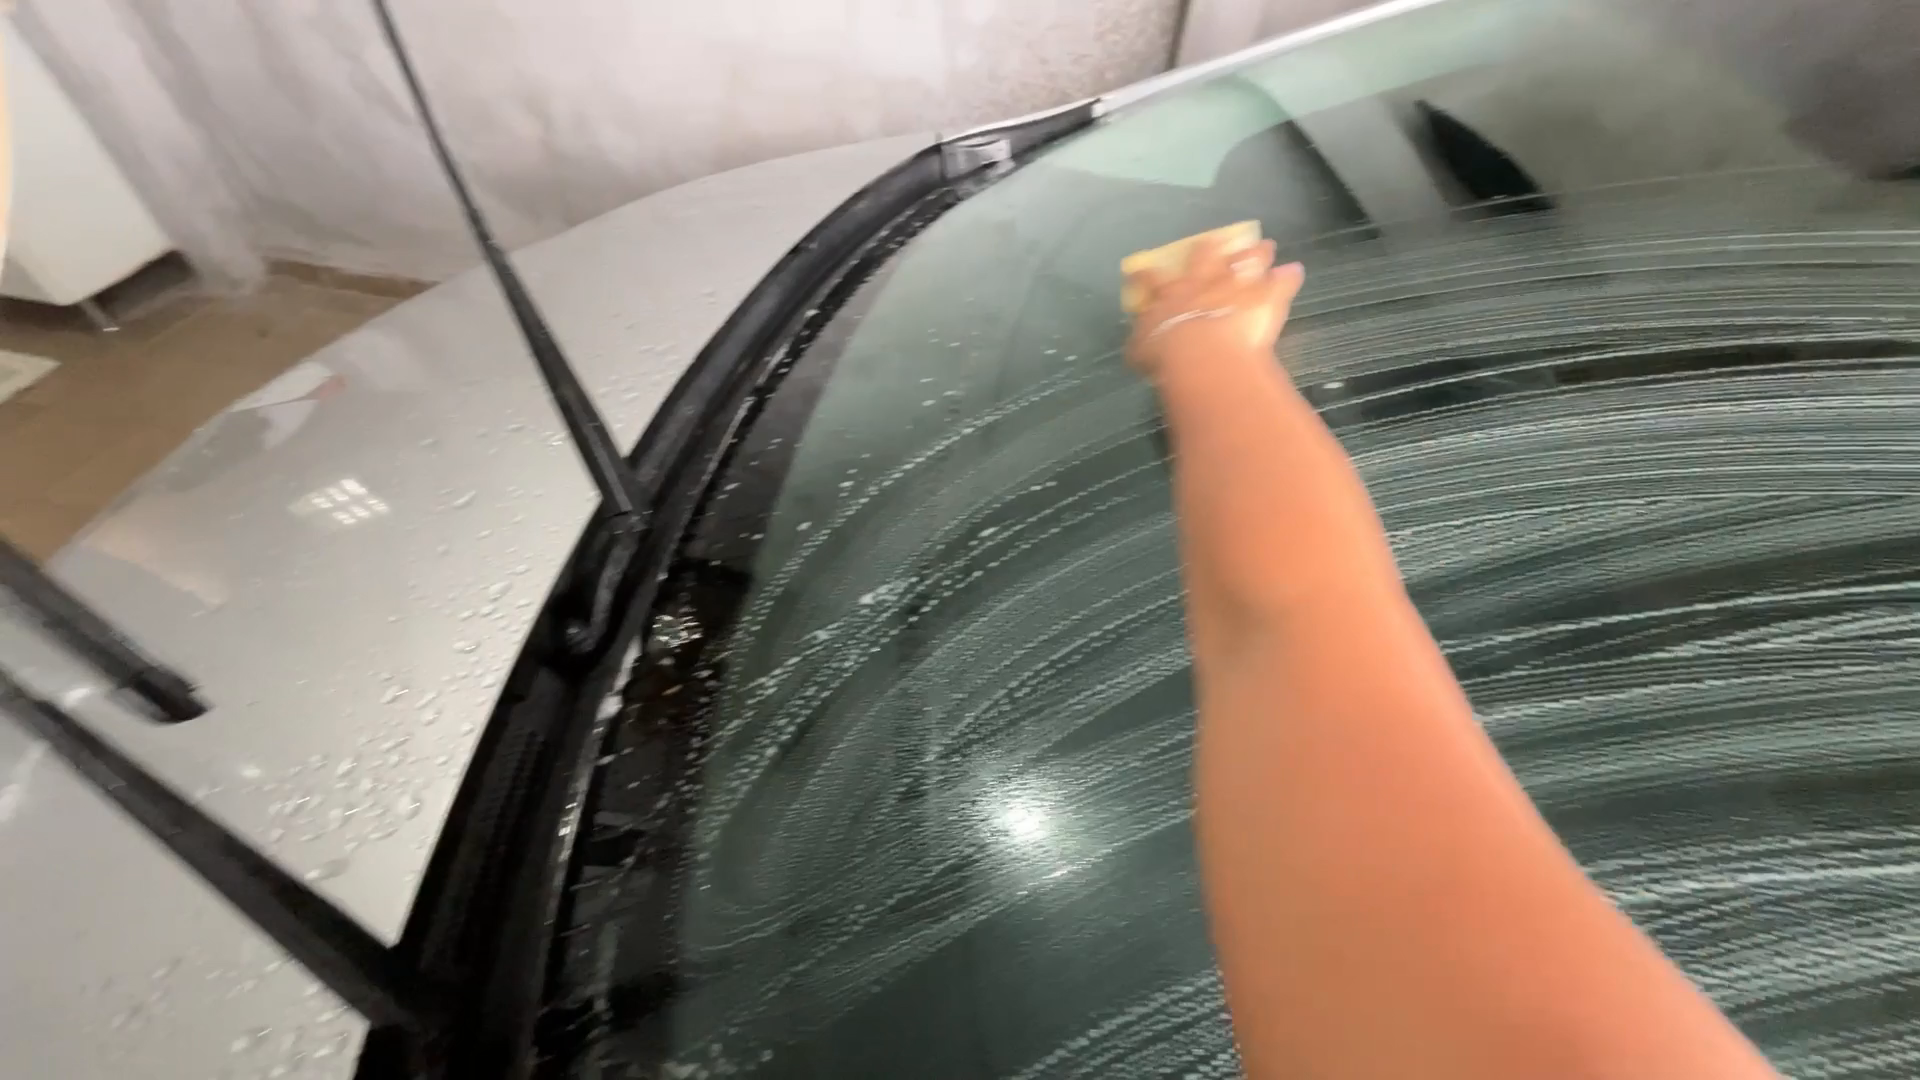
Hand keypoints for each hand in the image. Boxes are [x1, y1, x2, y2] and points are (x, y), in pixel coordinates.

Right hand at [1124, 237, 1304, 379]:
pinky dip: (1288, 278)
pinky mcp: (1266, 297)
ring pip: (1247, 260)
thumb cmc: (1166, 355)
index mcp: (1169, 294)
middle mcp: (1202, 282)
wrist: (1203, 355)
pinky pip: (1281, 283)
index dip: (1145, 274)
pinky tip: (1294, 271)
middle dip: (1210, 248)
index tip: (1140, 270)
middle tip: (1215, 240)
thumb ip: (1141, 341)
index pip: (1152, 279)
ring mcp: (1237, 285)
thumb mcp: (1140, 351)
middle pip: (1206, 256)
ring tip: (1264, 246)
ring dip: (1255, 253)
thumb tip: (1138, 342)